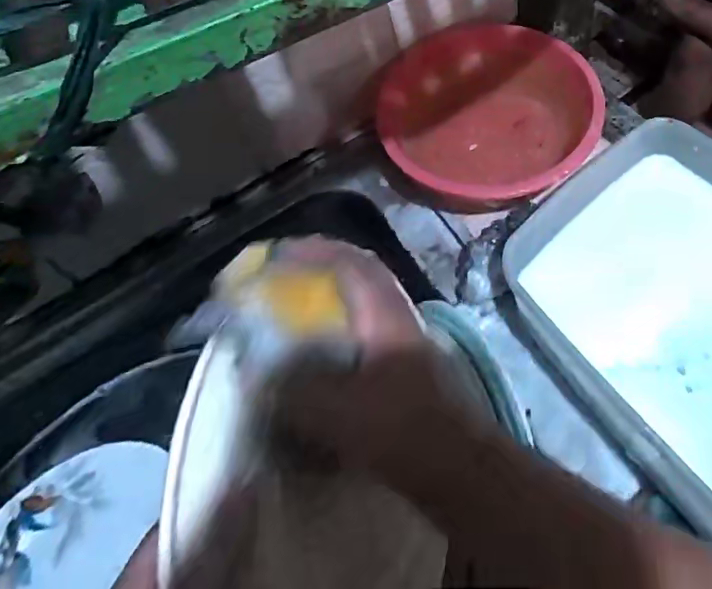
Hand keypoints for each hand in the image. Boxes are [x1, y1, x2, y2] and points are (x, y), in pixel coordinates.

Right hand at [260, 238, 484, 486]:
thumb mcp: (334, 408)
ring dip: (330, 299)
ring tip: (293, 309)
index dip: (314, 251)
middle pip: (360, 277)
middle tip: (282, 274)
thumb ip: (293, 386)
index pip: (352, 263)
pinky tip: (319, 352)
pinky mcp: (406, 366)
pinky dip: (337, 331)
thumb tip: (259, 371)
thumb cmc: (398, 425)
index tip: (277, 252)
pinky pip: (364, 333)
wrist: (451, 458)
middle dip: (320, 270)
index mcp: (385, 313)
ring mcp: (406, 339)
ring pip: (363, 305)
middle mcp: (399, 316)